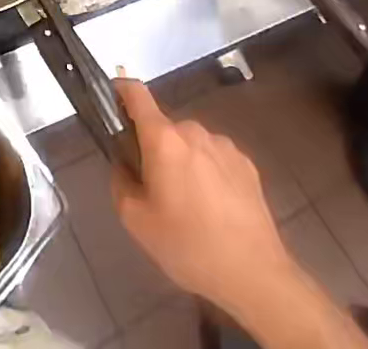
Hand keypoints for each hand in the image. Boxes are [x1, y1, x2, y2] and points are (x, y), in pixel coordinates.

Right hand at [109, 77, 293, 312]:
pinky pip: (214, 156)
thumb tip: (124, 165)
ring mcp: (225, 147)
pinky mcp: (248, 165)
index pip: (135, 92)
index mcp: (162, 138)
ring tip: (188, 200)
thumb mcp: (135, 219)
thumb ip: (119, 181)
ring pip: (190, 142)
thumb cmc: (188, 245)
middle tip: (152, 183)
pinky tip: (214, 206)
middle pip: (162, 125)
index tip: (110, 103)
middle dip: (152, 145)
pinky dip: (207, 170)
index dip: (119, 89)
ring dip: (182, 158)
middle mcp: (194, 131)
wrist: (256, 277)